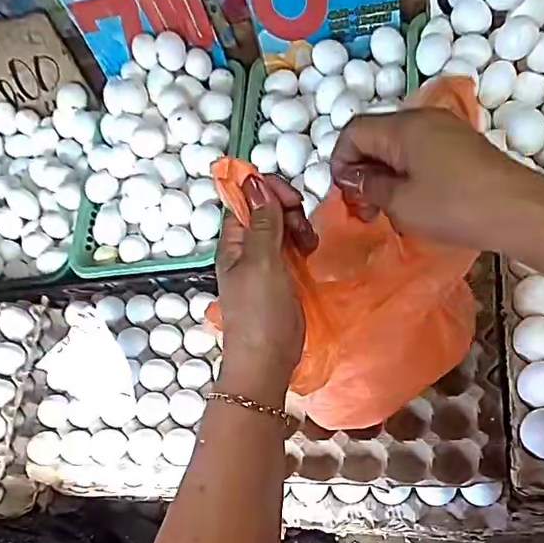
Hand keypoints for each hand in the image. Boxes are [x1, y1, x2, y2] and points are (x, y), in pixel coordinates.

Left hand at [215, 172, 305, 401]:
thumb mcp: (261, 263)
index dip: (264, 191)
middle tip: (300, 226)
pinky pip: (292, 248)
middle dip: (286, 209)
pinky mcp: (283, 277)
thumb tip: (254, 182)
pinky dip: (303, 244)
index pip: (244, 200)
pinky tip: (310, 253)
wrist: (268, 359)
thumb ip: (261, 223)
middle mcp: (246, 250)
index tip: (288, 198)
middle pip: (266, 211)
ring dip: (298, 226)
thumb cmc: (260, 313)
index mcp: (232, 243)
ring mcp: (265, 263)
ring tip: (308, 244)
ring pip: (282, 228)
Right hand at [329, 108, 543, 249]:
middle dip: (360, 169)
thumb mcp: (401, 202)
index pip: (353, 131)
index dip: (340, 162)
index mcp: (403, 126)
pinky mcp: (460, 146)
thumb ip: (369, 186)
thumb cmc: (454, 207)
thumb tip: (352, 179)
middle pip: (374, 135)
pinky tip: (411, 201)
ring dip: (383, 174)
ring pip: (397, 146)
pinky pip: (419, 153)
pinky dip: (405, 174)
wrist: (518, 210)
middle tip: (363, 209)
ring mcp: (445, 130)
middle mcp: (423, 118)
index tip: (346, 196)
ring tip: (385, 209)